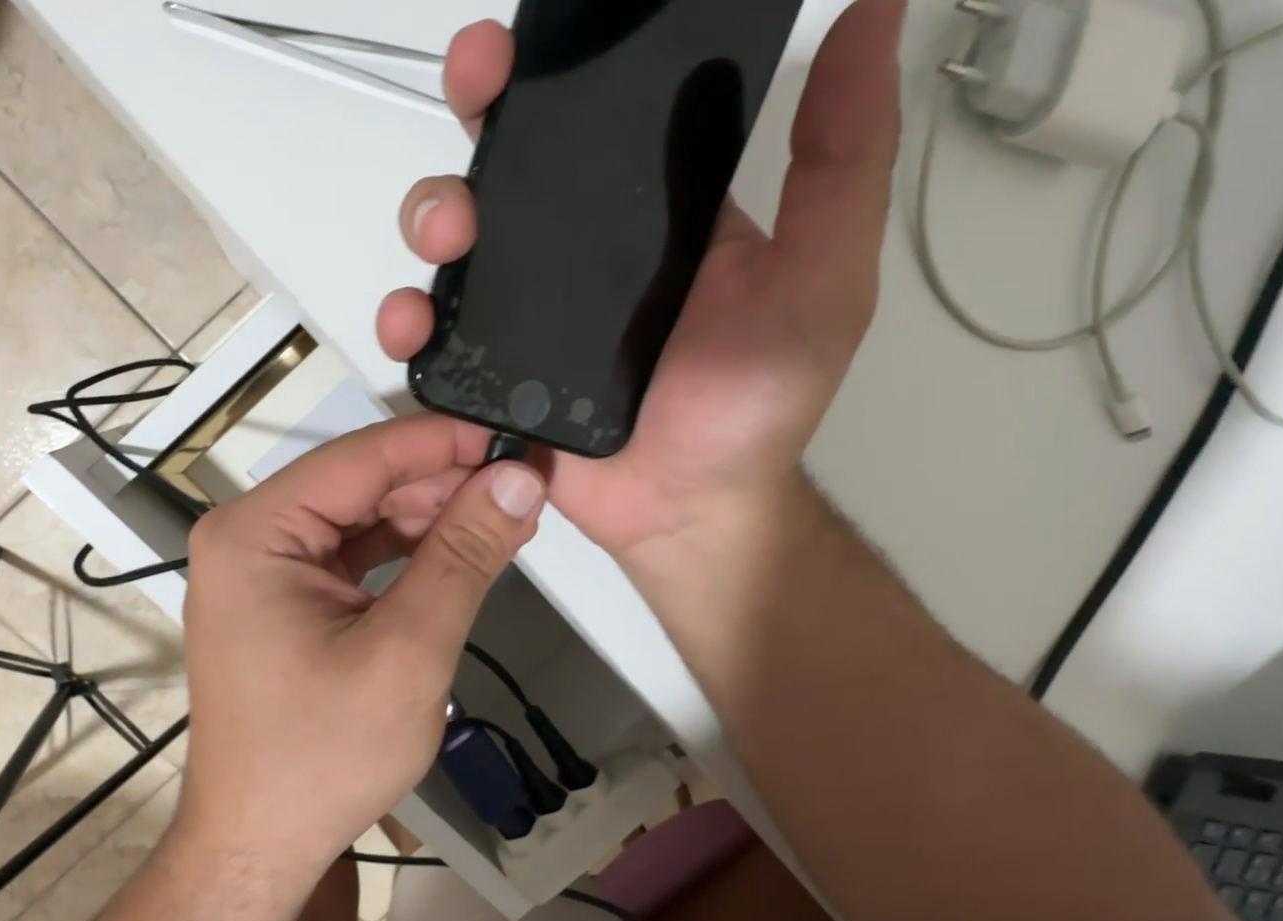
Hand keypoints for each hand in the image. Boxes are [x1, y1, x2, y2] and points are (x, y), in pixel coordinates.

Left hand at [176, 414, 545, 874]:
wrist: (261, 844)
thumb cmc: (320, 758)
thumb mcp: (407, 650)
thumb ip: (464, 556)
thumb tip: (517, 481)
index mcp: (255, 533)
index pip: (361, 457)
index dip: (442, 442)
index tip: (511, 439)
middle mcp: (248, 538)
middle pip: (360, 484)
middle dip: (441, 483)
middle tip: (520, 487)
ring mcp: (262, 571)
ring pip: (360, 517)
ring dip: (430, 517)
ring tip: (504, 519)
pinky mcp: (283, 601)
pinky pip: (352, 556)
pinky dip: (406, 554)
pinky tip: (459, 552)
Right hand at [375, 0, 904, 557]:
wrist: (689, 508)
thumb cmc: (756, 404)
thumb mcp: (823, 275)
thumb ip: (843, 160)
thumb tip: (874, 15)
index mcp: (650, 212)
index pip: (596, 117)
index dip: (559, 65)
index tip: (533, 35)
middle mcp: (576, 252)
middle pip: (509, 160)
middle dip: (480, 109)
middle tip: (476, 85)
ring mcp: (524, 313)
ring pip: (456, 235)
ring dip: (432, 210)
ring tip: (450, 233)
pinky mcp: (489, 370)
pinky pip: (434, 332)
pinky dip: (408, 320)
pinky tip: (414, 322)